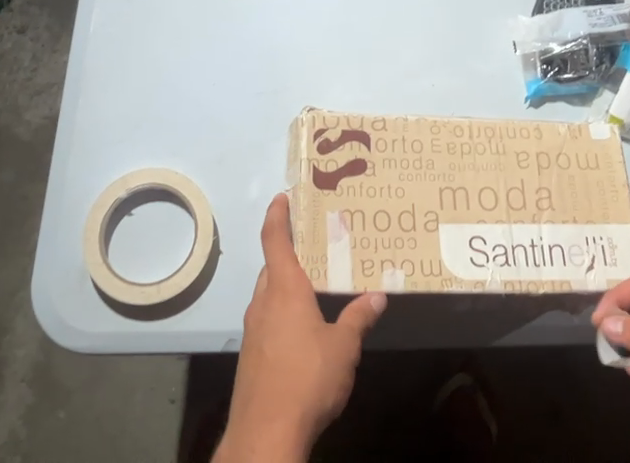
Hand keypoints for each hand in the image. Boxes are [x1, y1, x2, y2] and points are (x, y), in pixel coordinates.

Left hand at [215, 192, 386, 462]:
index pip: (274, 240)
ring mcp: (253, 330)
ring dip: (288, 286)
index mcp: (284, 289)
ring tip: (316, 286)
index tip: (282, 197)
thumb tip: (377, 295)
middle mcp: (263, 302)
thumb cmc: (307, 378)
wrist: (265, 433)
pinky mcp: (252, 355)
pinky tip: (305, 329)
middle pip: (272, 267)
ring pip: (269, 295)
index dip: (277, 215)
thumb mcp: (343, 347)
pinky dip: (283, 312)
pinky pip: (268, 319)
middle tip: (317, 246)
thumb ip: (358, 317)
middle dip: (291, 254)